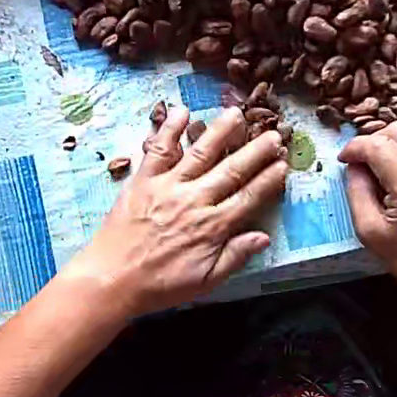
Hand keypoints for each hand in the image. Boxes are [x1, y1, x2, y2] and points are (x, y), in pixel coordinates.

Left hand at [64, 106, 287, 317]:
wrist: (112, 280)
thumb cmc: (161, 285)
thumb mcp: (205, 281)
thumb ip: (235, 257)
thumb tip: (264, 237)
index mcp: (212, 227)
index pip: (249, 197)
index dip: (269, 180)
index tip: (284, 164)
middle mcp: (194, 200)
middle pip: (232, 170)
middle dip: (256, 151)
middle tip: (273, 134)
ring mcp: (168, 186)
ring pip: (200, 153)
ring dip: (220, 131)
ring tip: (236, 113)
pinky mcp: (143, 180)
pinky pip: (159, 150)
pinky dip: (170, 129)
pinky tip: (182, 111)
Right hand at [338, 123, 396, 290]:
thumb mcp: (365, 226)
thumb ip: (356, 188)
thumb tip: (354, 163)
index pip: (377, 146)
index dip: (354, 148)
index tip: (343, 160)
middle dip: (372, 140)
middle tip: (360, 160)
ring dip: (389, 144)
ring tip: (376, 165)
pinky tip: (395, 172)